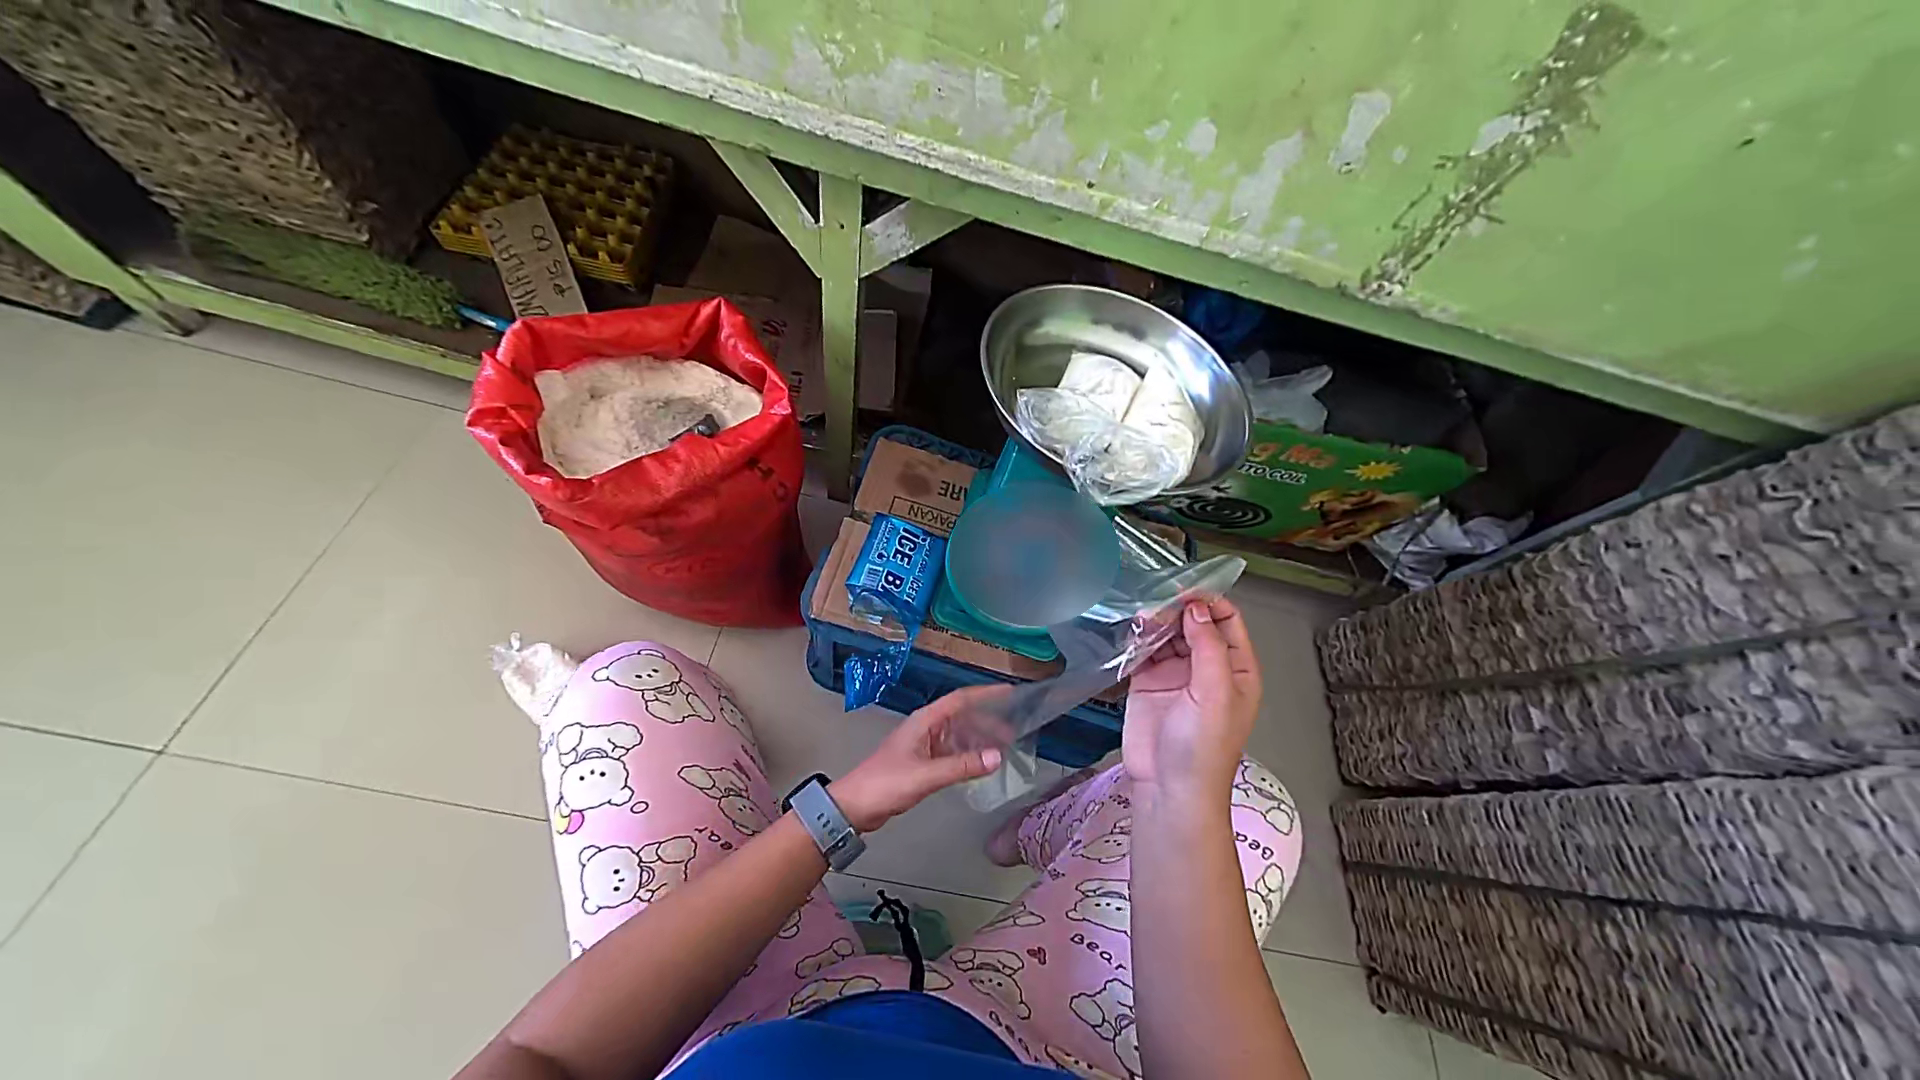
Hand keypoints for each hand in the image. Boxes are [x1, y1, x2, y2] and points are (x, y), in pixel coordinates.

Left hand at [830, 685, 1009, 832]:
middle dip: (988, 721)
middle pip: (962, 717)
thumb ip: (962, 766)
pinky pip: (952, 753)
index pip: (960, 700)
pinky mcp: (922, 763)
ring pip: (958, 736)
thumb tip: (998, 756)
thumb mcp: (926, 775)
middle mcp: (926, 728)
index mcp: (924, 721)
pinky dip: (968, 756)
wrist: (854, 807)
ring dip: (979, 739)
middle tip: (1013, 731)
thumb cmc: (886, 784)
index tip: (1010, 693)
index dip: (986, 694)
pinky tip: (980, 764)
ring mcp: (924, 745)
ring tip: (1003, 748)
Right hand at [1123, 598, 1261, 802]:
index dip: (1208, 602)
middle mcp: (1206, 667)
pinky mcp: (1147, 682)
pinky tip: (1130, 632)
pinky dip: (1136, 638)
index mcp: (1235, 669)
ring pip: (1166, 633)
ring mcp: (1175, 674)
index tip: (1184, 592)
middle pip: (1193, 623)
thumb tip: (1196, 609)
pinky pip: (1143, 650)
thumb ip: (1208, 647)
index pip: (1227, 621)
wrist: (1168, 789)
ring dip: (1154, 622)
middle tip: (1155, 603)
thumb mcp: (1215, 694)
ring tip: (1140, 618)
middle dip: (1177, 609)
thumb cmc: (1202, 748)